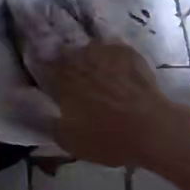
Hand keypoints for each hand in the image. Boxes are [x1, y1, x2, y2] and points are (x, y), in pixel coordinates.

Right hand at [34, 40, 189, 169]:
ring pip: (89, 48)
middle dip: (64, 61)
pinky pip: (113, 49)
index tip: (45, 76)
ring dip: (88, 57)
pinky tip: (116, 69)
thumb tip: (38, 112)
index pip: (43, 66)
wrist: (152, 128)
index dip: (43, 70)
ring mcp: (105, 52)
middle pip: (65, 53)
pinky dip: (111, 57)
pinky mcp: (128, 52)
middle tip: (70, 75)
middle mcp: (80, 60)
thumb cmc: (107, 138)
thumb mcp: (70, 141)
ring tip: (95, 70)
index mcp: (62, 80)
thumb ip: (50, 123)